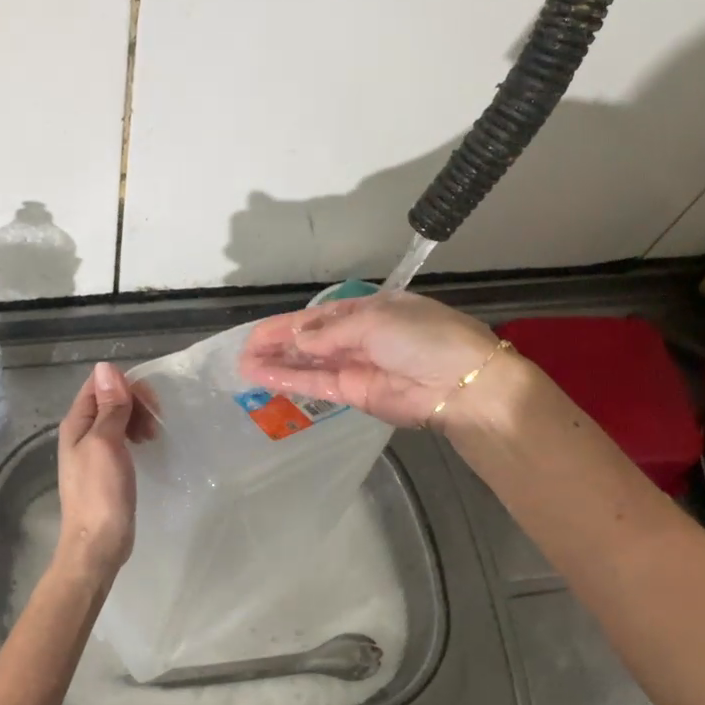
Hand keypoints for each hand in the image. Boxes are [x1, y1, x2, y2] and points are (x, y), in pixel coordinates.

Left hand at [55, 362, 139, 580]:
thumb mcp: (106, 444)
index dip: (125, 385)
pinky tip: (146, 448)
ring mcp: (93, 452)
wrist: (97, 544)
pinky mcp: (106, 469)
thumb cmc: (100, 493)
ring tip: (152, 437)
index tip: (150, 404)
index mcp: (76, 423)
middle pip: (109, 399)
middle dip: (134, 403)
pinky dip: (135, 437)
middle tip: (154, 425)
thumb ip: (109, 407)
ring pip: (117, 419)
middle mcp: (81, 433)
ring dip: (137, 420)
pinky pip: (121, 439)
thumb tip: (106, 367)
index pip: (99, 384)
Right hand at [238, 291, 502, 428]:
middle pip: (309, 341)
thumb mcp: (375, 320)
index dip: (286, 325)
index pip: (318, 316)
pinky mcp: (355, 395)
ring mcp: (356, 367)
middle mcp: (360, 337)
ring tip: (244, 368)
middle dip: (276, 345)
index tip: (254, 334)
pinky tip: (265, 379)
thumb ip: (330, 331)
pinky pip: (317, 385)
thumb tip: (297, 338)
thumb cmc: (425, 338)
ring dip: (278, 366)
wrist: (461, 385)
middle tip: (242, 353)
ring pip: (309, 365)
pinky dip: (291, 382)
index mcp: (370, 310)